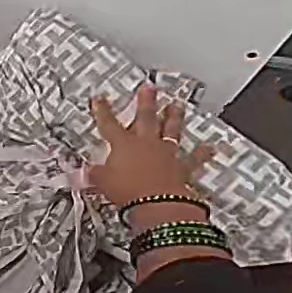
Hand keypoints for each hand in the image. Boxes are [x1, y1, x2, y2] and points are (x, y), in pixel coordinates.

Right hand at [87, 84, 213, 207]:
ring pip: (171, 130)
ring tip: (176, 105)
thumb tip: (83, 173)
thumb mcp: (103, 183)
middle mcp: (146, 144)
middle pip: (146, 118)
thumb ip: (94, 175)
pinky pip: (193, 159)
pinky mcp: (181, 168)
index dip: (103, 111)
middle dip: (146, 102)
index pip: (109, 123)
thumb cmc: (129, 191)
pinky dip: (201, 153)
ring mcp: (166, 153)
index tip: (100, 99)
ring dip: (174, 117)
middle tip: (149, 88)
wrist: (156, 204)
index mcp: (123, 144)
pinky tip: (208, 148)